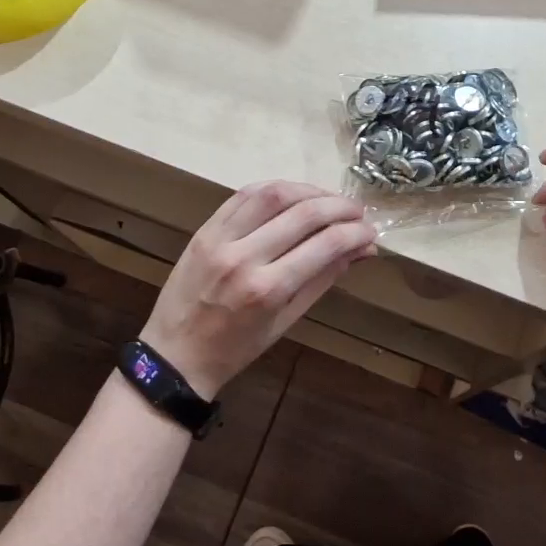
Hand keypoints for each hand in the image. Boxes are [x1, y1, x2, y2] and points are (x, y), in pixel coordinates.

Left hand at [141, 181, 376, 398]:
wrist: (174, 357)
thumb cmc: (237, 348)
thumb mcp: (287, 320)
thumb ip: (325, 278)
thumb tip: (363, 249)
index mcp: (267, 290)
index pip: (325, 244)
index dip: (355, 233)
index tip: (371, 232)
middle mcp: (244, 258)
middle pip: (304, 213)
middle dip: (340, 207)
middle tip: (358, 211)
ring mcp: (221, 239)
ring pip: (274, 194)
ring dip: (309, 190)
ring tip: (329, 198)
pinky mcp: (205, 229)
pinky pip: (244, 194)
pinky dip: (275, 188)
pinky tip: (293, 194)